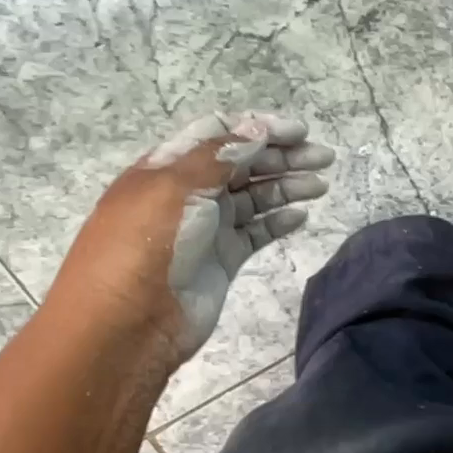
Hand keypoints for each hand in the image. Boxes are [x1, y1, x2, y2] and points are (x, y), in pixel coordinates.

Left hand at [44, 113, 334, 365]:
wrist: (127, 324)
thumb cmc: (146, 247)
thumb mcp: (176, 189)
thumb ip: (220, 156)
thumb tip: (259, 129)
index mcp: (166, 168)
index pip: (218, 133)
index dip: (258, 128)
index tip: (299, 133)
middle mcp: (187, 193)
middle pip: (242, 163)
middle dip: (283, 156)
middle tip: (324, 158)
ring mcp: (207, 227)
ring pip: (255, 196)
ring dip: (288, 186)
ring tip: (320, 186)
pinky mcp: (223, 258)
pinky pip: (257, 231)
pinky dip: (280, 221)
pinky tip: (302, 217)